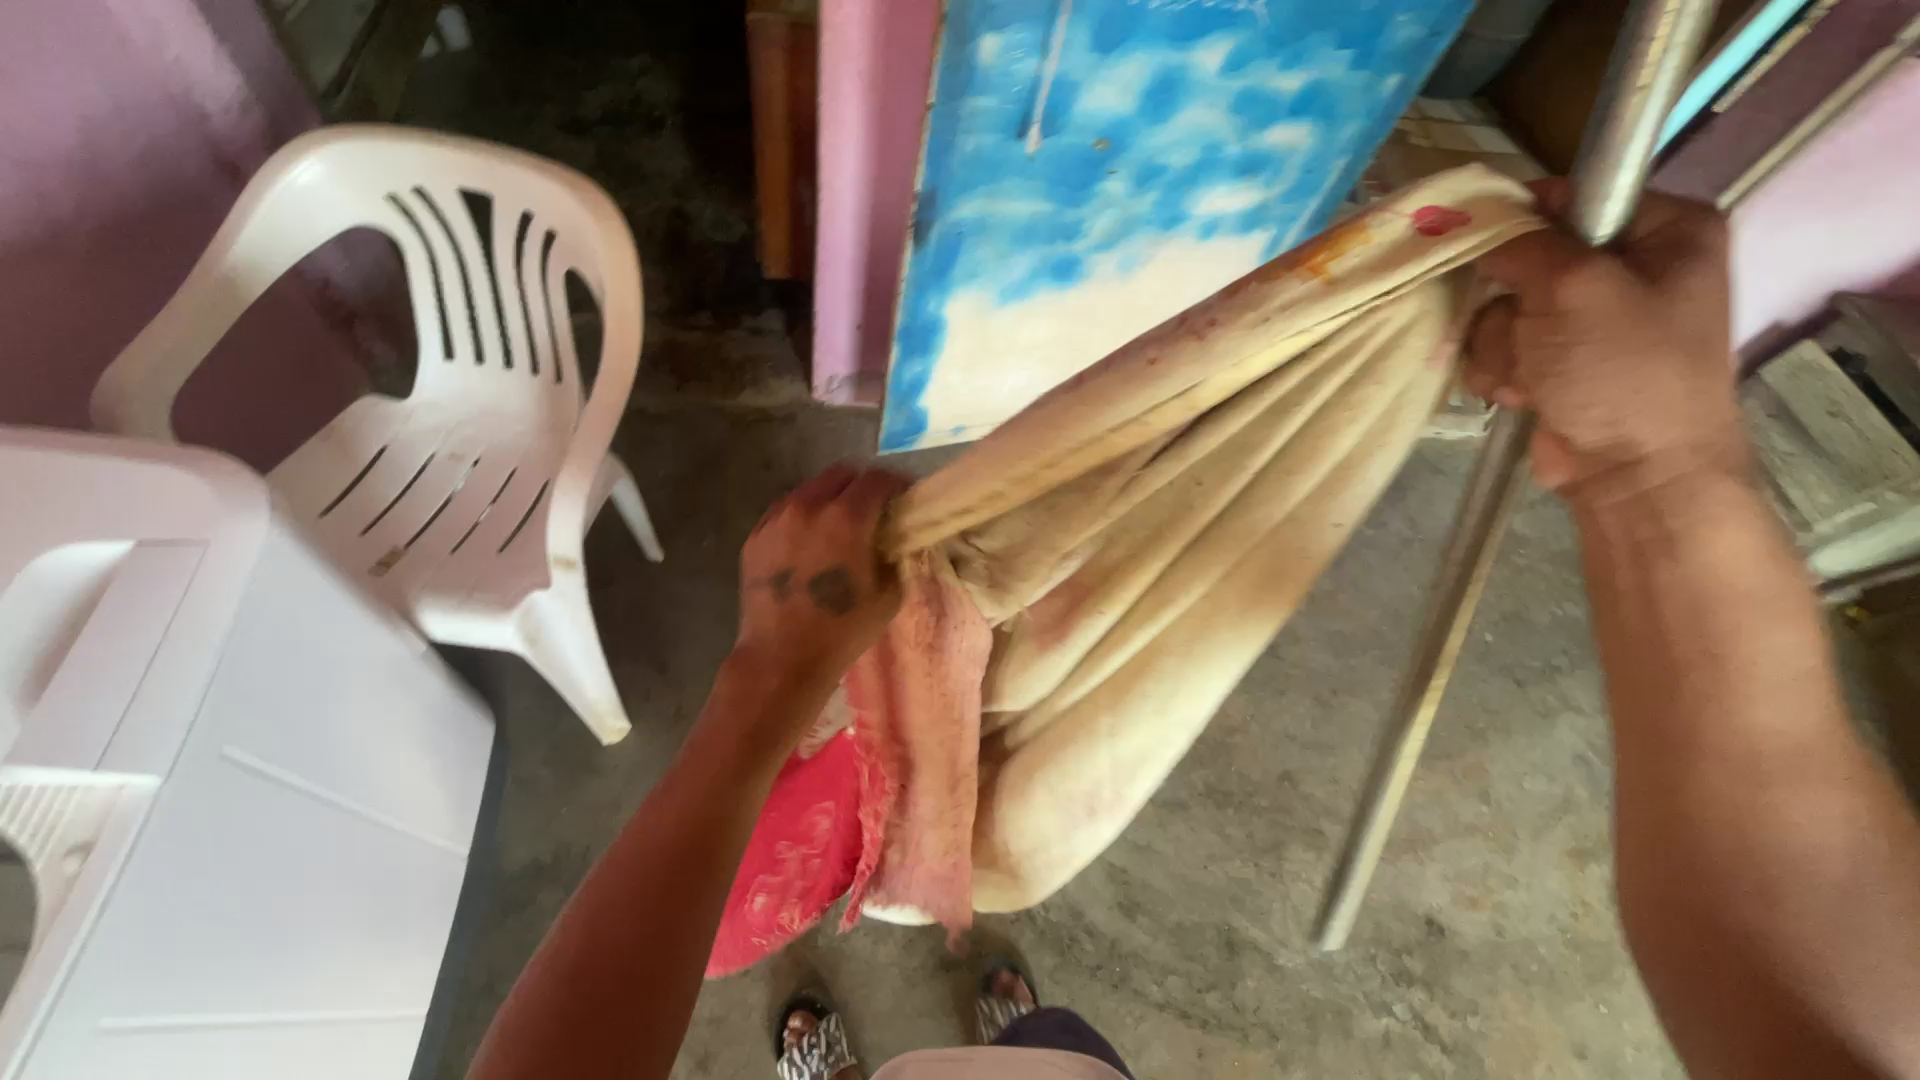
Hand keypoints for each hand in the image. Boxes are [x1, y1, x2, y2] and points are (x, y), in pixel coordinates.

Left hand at [734, 463, 909, 690]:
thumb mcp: (888, 594)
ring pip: (808, 490)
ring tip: (836, 525)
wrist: (782, 658)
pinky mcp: (755, 537)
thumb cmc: (843, 630)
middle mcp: (808, 507)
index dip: (896, 484)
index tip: (904, 498)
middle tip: (872, 510)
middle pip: (840, 474)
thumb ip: (893, 555)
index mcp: (847, 518)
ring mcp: (776, 520)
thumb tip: (892, 539)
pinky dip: (801, 516)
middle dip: (860, 486)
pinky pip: (783, 512)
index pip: (877, 479)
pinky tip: (807, 542)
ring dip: (829, 498)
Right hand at [1464, 178, 1748, 502]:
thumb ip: (1523, 245)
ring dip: (1501, 346)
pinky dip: (1502, 372)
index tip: (1478, 242)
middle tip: (1524, 330)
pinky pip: (1498, 347)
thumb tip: (1473, 223)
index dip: (1521, 218)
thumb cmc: (1622, 371)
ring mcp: (1586, 320)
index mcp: (1665, 229)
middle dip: (1509, 303)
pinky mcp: (1554, 360)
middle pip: (1525, 259)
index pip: (1574, 194)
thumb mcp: (1574, 289)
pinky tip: (1526, 394)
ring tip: (1531, 376)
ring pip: (1501, 310)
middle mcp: (1628, 268)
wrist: (1632, 471)